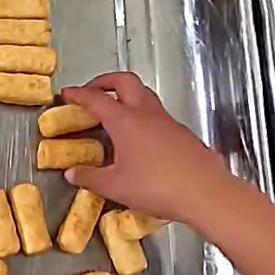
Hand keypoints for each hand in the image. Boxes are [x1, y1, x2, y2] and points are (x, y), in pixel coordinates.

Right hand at [60, 72, 244, 224]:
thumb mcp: (116, 187)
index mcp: (126, 122)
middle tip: (92, 91)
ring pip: (143, 94)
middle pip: (124, 81)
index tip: (68, 94)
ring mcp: (167, 121)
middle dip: (104, 81)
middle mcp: (146, 114)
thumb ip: (90, 178)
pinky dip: (141, 113)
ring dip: (125, 94)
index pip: (96, 99)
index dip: (79, 94)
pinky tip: (138, 136)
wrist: (206, 193)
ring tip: (114, 110)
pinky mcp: (181, 132)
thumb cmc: (159, 187)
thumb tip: (73, 173)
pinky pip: (156, 112)